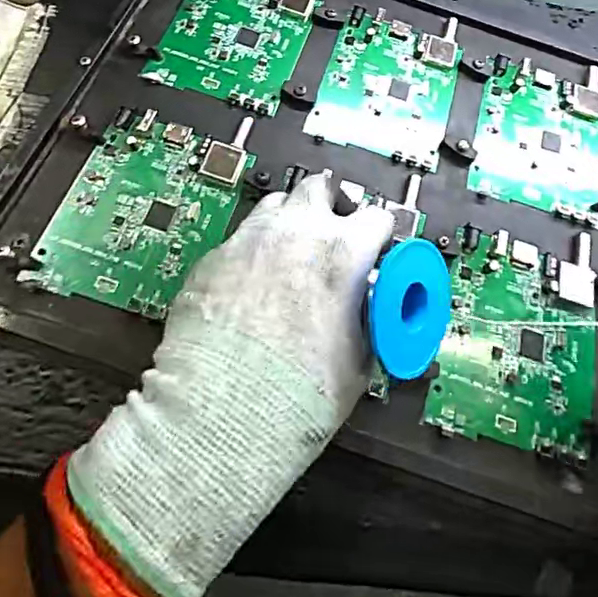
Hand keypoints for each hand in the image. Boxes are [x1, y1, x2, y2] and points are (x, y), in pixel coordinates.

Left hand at [67, 171, 393, 596]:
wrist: (223, 409)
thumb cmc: (296, 392)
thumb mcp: (360, 357)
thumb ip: (368, 315)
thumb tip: (367, 304)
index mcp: (341, 252)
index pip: (377, 217)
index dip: (381, 232)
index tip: (378, 243)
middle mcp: (296, 231)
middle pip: (320, 187)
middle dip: (331, 205)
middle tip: (334, 231)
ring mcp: (250, 237)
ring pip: (277, 203)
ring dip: (290, 219)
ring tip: (293, 253)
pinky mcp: (215, 255)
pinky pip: (242, 236)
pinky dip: (255, 248)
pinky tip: (254, 281)